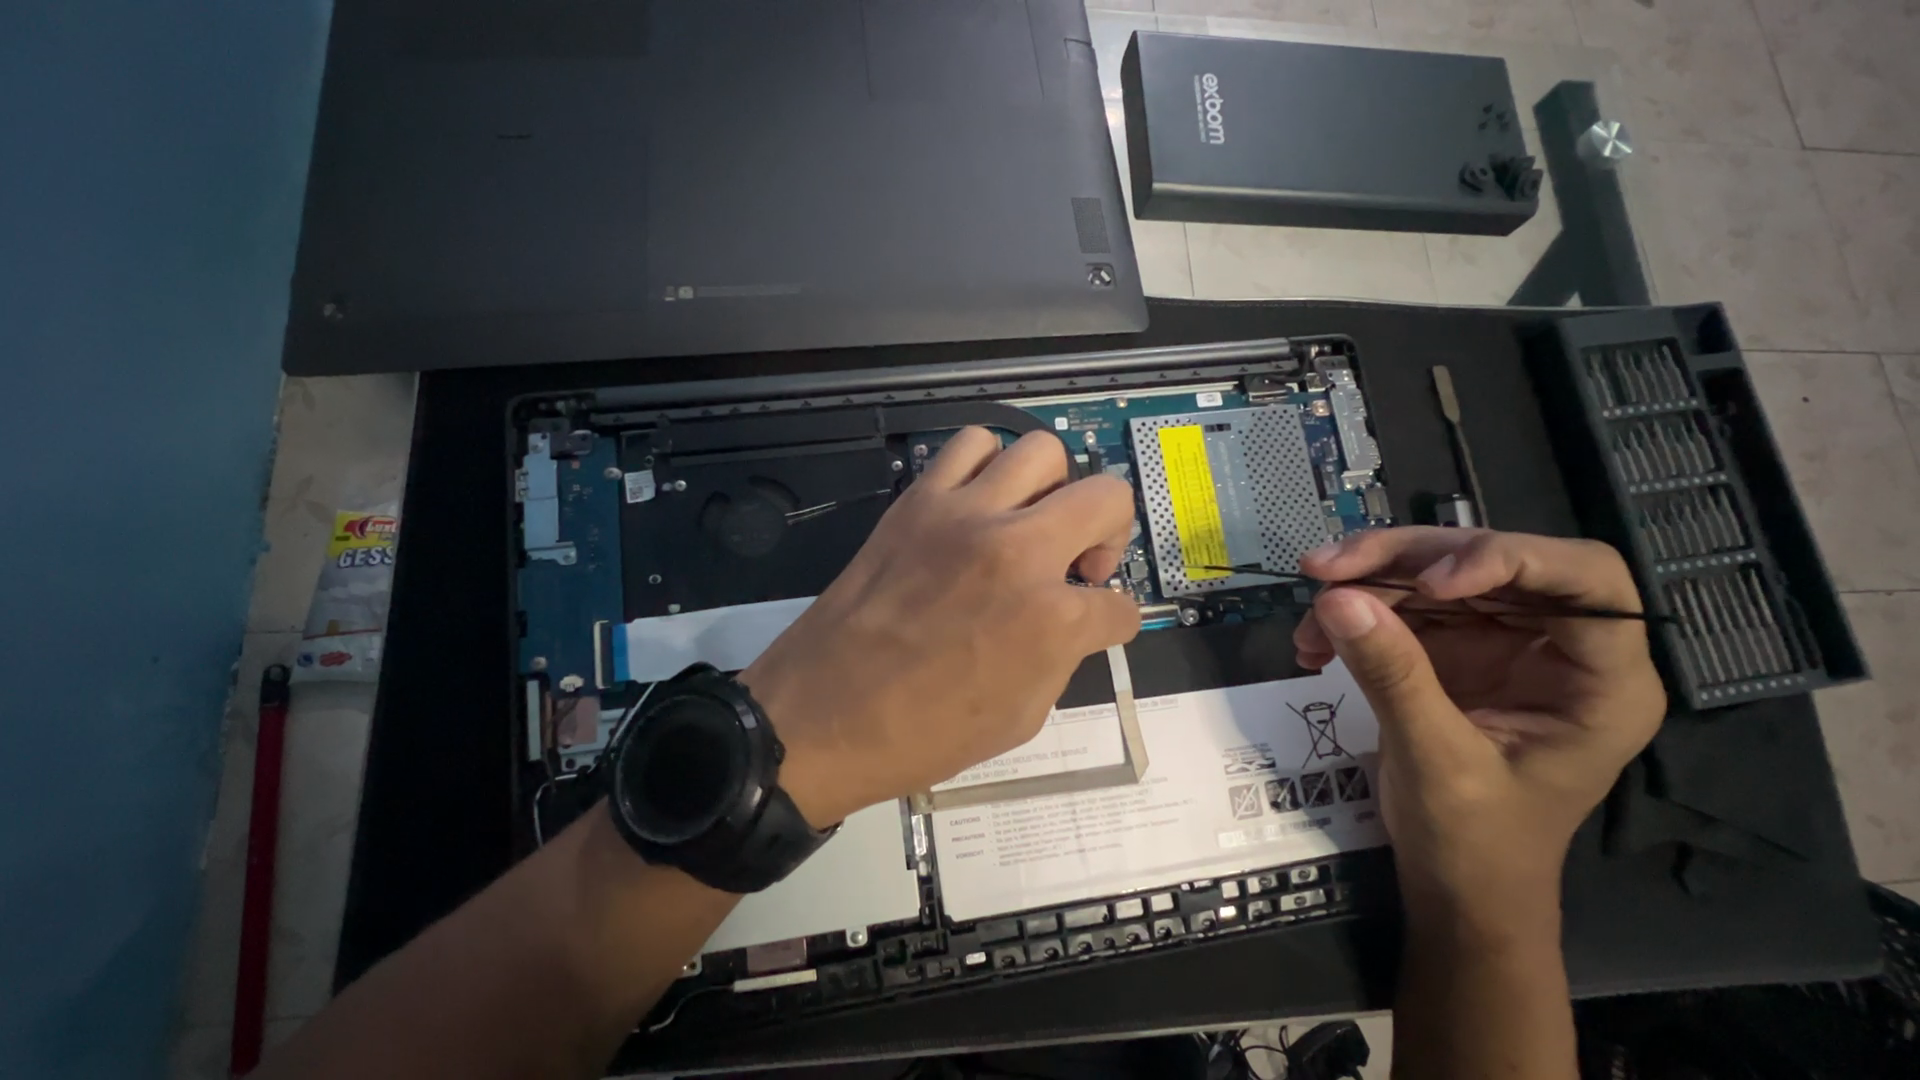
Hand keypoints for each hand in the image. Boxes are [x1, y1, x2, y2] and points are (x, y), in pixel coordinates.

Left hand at [741, 427, 1141, 826]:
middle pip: (1107, 496)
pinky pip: (968, 447)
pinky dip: (987, 466)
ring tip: (1027, 524)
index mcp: (1051, 618)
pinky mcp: (917, 501)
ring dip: (1050, 489)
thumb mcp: (1021, 716)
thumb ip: (1062, 655)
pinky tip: (978, 506)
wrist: (825, 716)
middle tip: (1077, 563)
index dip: (1114, 619)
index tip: (1098, 623)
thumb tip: (1073, 622)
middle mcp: (1018, 549)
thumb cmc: (924, 734)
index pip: (1120, 604)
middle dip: (1109, 532)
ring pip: (1041, 451)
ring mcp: (965, 515)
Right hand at [1292, 528, 1664, 935]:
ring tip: (1310, 609)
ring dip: (1368, 582)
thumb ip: (1394, 675)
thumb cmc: (1475, 843)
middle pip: (1493, 563)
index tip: (1429, 583)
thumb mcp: (1436, 761)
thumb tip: (1336, 598)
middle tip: (1328, 568)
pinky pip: (1405, 607)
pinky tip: (1314, 641)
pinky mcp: (1454, 652)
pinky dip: (1356, 613)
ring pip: (1440, 574)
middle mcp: (1556, 646)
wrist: (1454, 890)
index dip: (1509, 558)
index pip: (1585, 578)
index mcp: (1599, 679)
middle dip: (1407, 559)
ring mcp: (1502, 644)